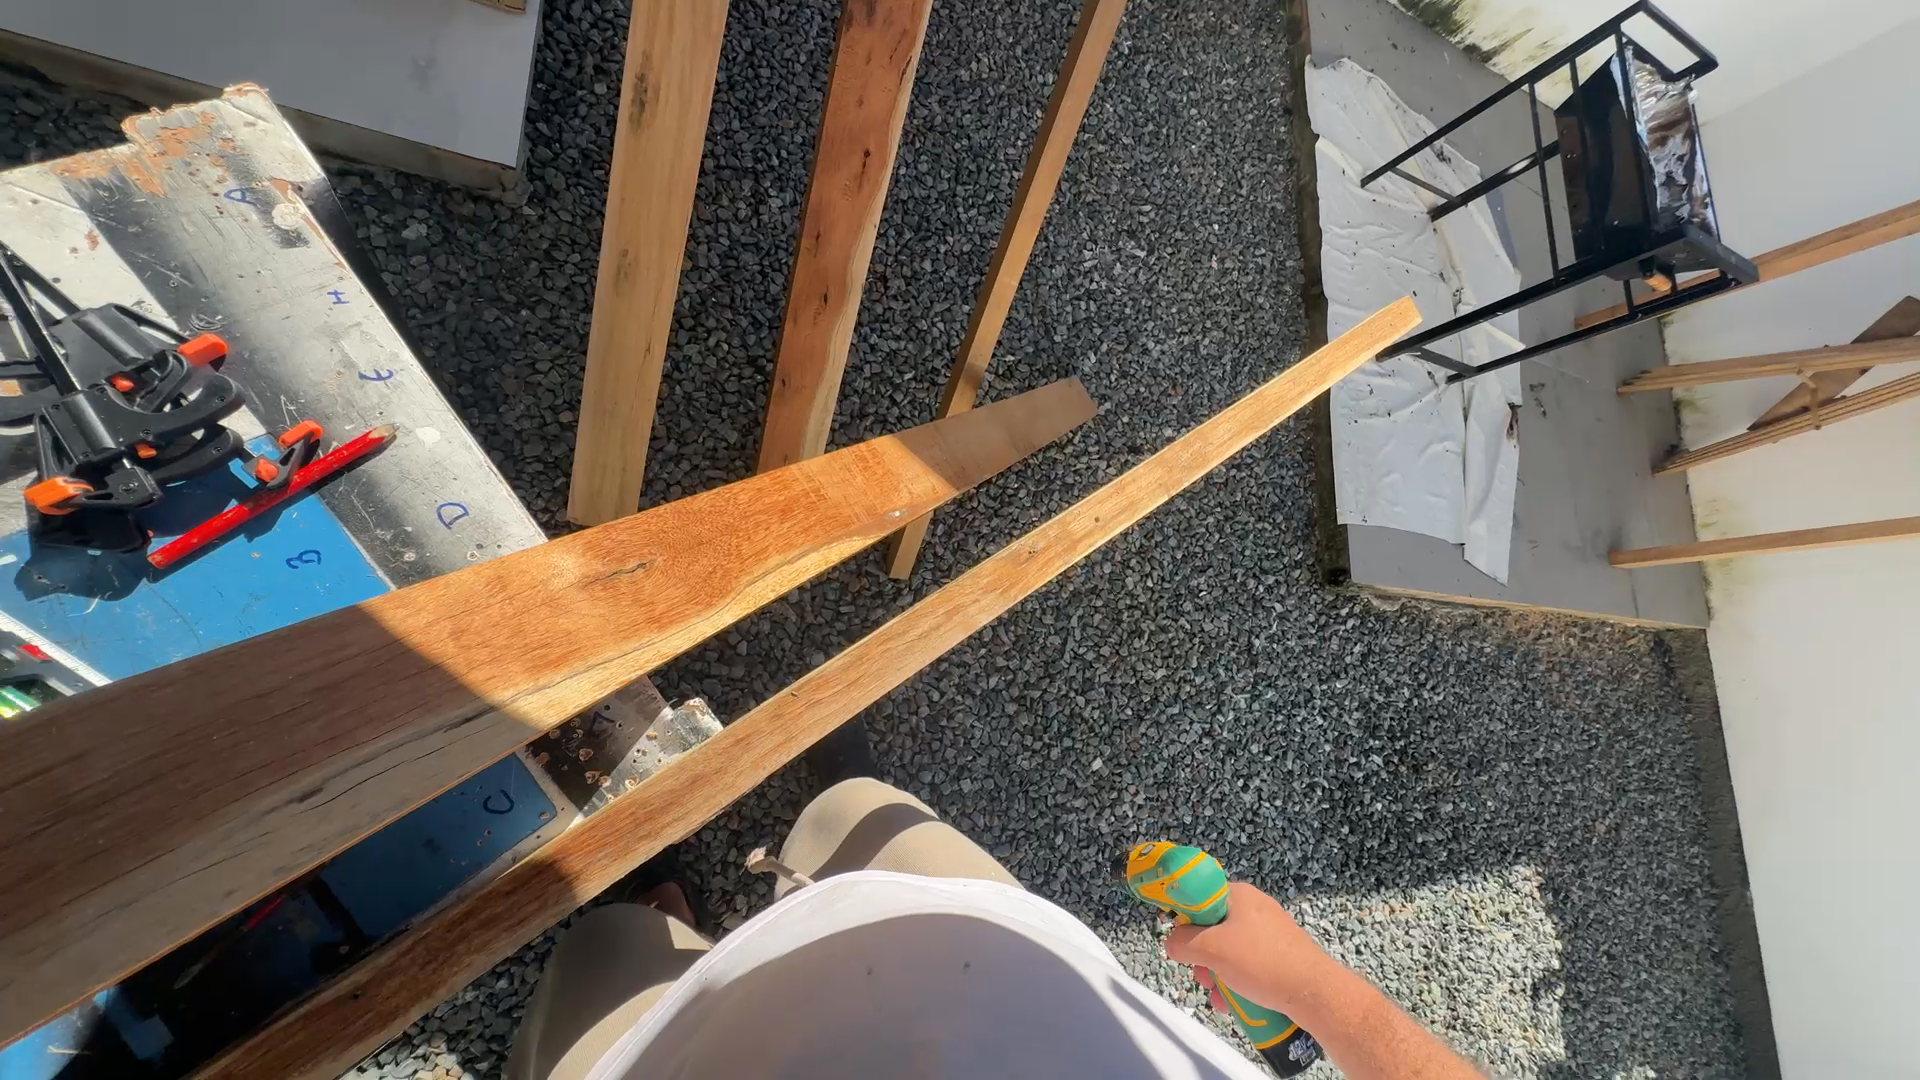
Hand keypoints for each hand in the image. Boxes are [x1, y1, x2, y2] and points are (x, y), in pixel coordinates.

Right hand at [1164, 882, 1334, 1016]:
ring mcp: (1271, 931)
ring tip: (1219, 998)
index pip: (1200, 897)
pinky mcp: (1283, 954)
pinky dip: (1239, 980)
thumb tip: (1170, 942)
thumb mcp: (1211, 950)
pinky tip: (1235, 1003)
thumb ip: (1182, 942)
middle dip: (1203, 956)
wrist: (1316, 994)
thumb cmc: (1260, 962)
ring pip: (1232, 949)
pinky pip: (1251, 963)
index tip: (1181, 943)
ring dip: (1219, 973)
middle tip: (1202, 977)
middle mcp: (1255, 907)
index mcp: (1238, 894)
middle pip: (1215, 927)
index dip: (1185, 919)